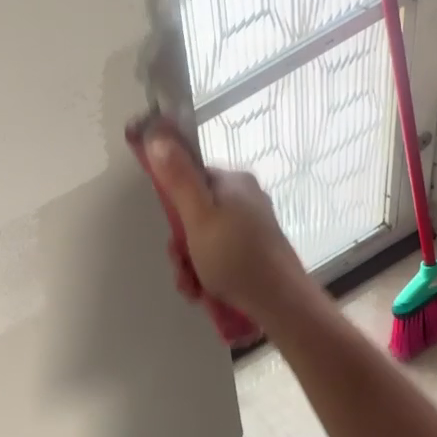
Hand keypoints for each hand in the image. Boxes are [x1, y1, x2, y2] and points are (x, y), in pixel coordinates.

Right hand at [144, 134, 312, 317]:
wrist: (280, 303)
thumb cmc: (236, 258)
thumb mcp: (198, 217)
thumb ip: (177, 178)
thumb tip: (156, 133)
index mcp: (233, 182)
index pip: (188, 178)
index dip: (172, 207)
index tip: (173, 236)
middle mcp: (243, 198)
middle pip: (192, 213)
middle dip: (181, 246)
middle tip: (183, 268)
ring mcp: (250, 225)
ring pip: (201, 238)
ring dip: (189, 264)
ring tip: (194, 286)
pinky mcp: (254, 249)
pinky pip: (217, 253)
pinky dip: (205, 272)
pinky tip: (204, 291)